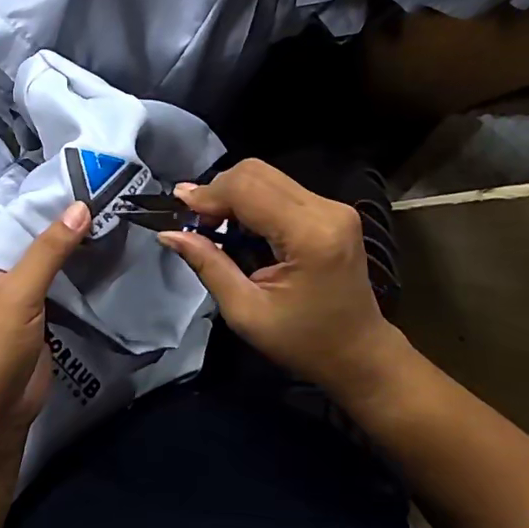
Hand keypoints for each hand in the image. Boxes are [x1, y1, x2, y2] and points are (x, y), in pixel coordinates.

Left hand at [0, 201, 91, 446]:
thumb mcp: (19, 294)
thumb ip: (49, 249)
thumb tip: (82, 205)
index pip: (13, 209)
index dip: (47, 193)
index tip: (87, 171)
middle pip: (33, 230)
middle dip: (65, 215)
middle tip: (110, 188)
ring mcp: (16, 286)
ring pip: (48, 253)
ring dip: (75, 240)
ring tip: (114, 209)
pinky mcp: (36, 308)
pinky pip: (58, 277)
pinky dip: (78, 265)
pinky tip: (105, 246)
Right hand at [159, 159, 400, 396]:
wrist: (360, 354)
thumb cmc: (303, 343)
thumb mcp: (245, 312)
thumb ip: (208, 265)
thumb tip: (168, 233)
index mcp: (310, 236)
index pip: (246, 189)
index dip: (207, 194)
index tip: (178, 211)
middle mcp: (326, 210)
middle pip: (255, 173)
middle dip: (217, 191)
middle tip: (196, 223)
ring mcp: (333, 206)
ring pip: (265, 176)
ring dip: (232, 194)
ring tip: (215, 226)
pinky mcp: (331, 209)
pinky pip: (278, 187)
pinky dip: (250, 200)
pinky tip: (240, 227)